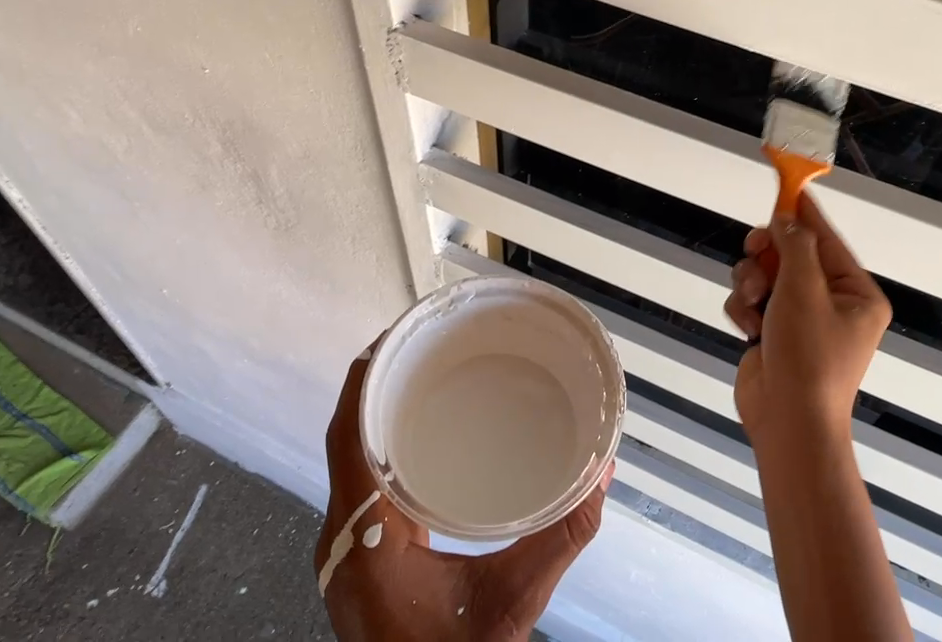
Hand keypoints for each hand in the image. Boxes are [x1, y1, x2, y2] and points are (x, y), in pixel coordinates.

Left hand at [315, 336, 611, 640]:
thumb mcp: (514, 602)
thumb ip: (561, 536)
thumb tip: (601, 471)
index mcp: (363, 542)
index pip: (346, 441)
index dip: (361, 383)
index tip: (391, 338)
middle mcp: (340, 539)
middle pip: (343, 441)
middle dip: (372, 386)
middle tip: (414, 344)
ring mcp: (345, 549)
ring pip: (348, 461)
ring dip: (373, 414)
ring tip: (413, 374)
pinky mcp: (359, 556)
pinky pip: (360, 482)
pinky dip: (380, 446)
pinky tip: (411, 433)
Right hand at [723, 193, 890, 444]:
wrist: (788, 421)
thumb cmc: (808, 355)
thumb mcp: (805, 291)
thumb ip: (795, 247)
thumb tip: (786, 221)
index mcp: (856, 294)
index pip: (827, 240)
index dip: (804, 215)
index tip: (785, 188)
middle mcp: (831, 304)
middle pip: (790, 255)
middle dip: (768, 257)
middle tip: (754, 250)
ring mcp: (800, 321)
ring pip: (764, 276)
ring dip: (751, 284)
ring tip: (752, 303)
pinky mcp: (772, 335)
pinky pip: (752, 302)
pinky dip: (745, 310)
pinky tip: (747, 329)